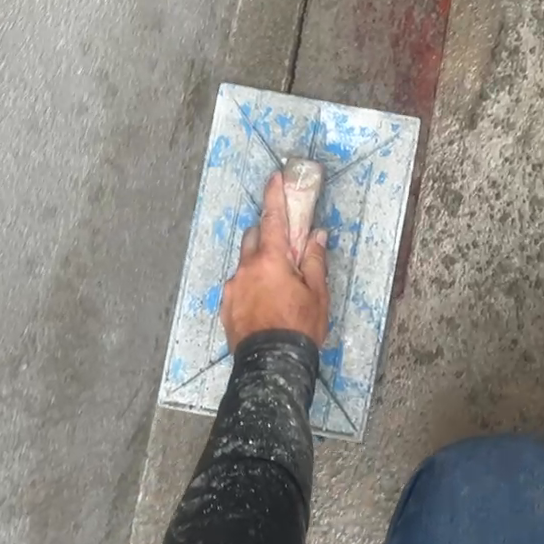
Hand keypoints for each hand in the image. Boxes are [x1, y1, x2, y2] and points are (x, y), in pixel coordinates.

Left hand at [219, 171, 329, 349]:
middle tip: (286, 247)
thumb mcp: (317, 294)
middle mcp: (246, 268)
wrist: (272, 365)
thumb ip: (315, 261)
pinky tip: (265, 303)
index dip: (274, 195)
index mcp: (271, 260)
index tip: (275, 177)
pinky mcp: (226, 306)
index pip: (272, 219)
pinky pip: (239, 286)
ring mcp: (233, 288)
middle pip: (254, 238)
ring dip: (259, 265)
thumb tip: (317, 237)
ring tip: (277, 285)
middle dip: (267, 235)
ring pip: (245, 264)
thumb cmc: (300, 328)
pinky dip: (251, 285)